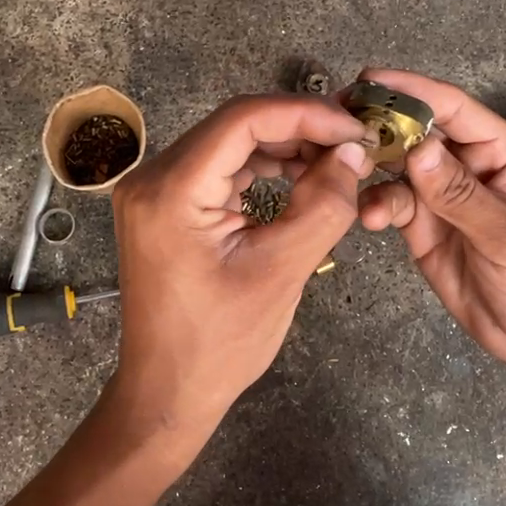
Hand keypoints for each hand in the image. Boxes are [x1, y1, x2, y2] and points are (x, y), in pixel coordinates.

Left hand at [108, 94, 371, 446]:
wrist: (167, 391)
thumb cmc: (220, 343)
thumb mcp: (281, 271)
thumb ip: (323, 205)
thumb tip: (353, 153)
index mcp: (170, 191)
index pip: (242, 119)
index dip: (305, 114)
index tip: (354, 128)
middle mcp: (152, 177)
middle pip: (234, 126)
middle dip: (298, 129)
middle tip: (352, 145)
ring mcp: (154, 189)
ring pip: (229, 143)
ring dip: (282, 147)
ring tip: (334, 163)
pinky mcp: (165, 204)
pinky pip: (218, 168)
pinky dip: (260, 169)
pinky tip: (298, 180)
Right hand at [356, 69, 505, 373]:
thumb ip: (459, 193)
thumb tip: (417, 148)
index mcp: (502, 152)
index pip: (454, 109)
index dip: (414, 90)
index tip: (370, 79)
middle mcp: (467, 164)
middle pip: (418, 130)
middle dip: (382, 123)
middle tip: (338, 121)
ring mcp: (441, 194)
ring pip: (397, 165)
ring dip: (372, 166)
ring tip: (346, 171)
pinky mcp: (421, 224)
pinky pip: (391, 202)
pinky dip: (375, 205)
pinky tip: (367, 217)